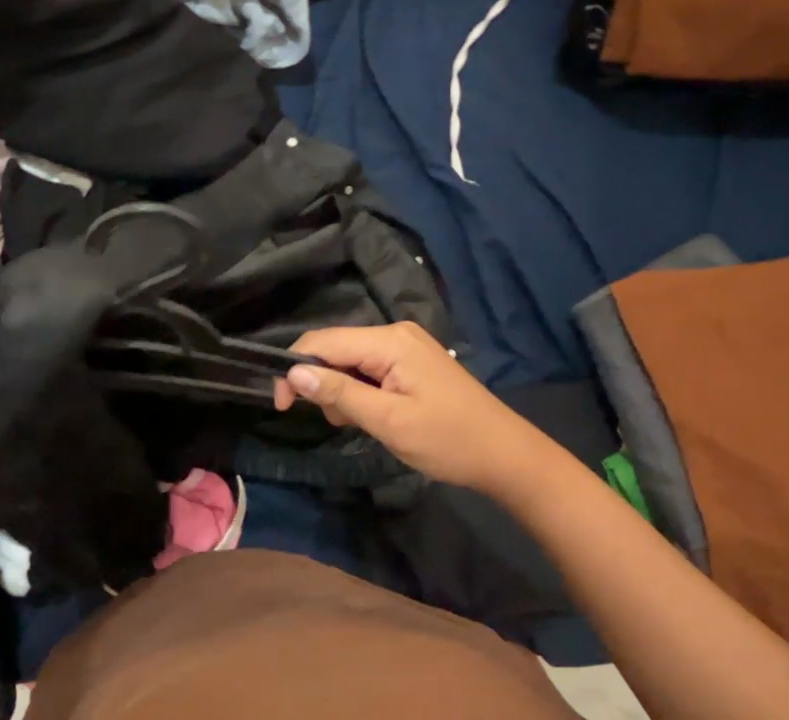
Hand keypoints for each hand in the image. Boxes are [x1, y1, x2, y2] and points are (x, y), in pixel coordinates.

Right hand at [272, 322, 536, 488]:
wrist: (506, 456)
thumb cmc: (448, 440)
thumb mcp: (388, 422)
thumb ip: (340, 394)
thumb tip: (294, 372)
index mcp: (389, 341)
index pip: (323, 341)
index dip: (296, 369)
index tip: (282, 405)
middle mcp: (395, 333)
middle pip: (336, 347)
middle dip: (321, 382)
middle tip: (334, 423)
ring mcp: (406, 346)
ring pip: (350, 360)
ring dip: (342, 391)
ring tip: (359, 424)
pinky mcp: (412, 362)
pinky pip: (370, 367)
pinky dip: (361, 391)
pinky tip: (374, 416)